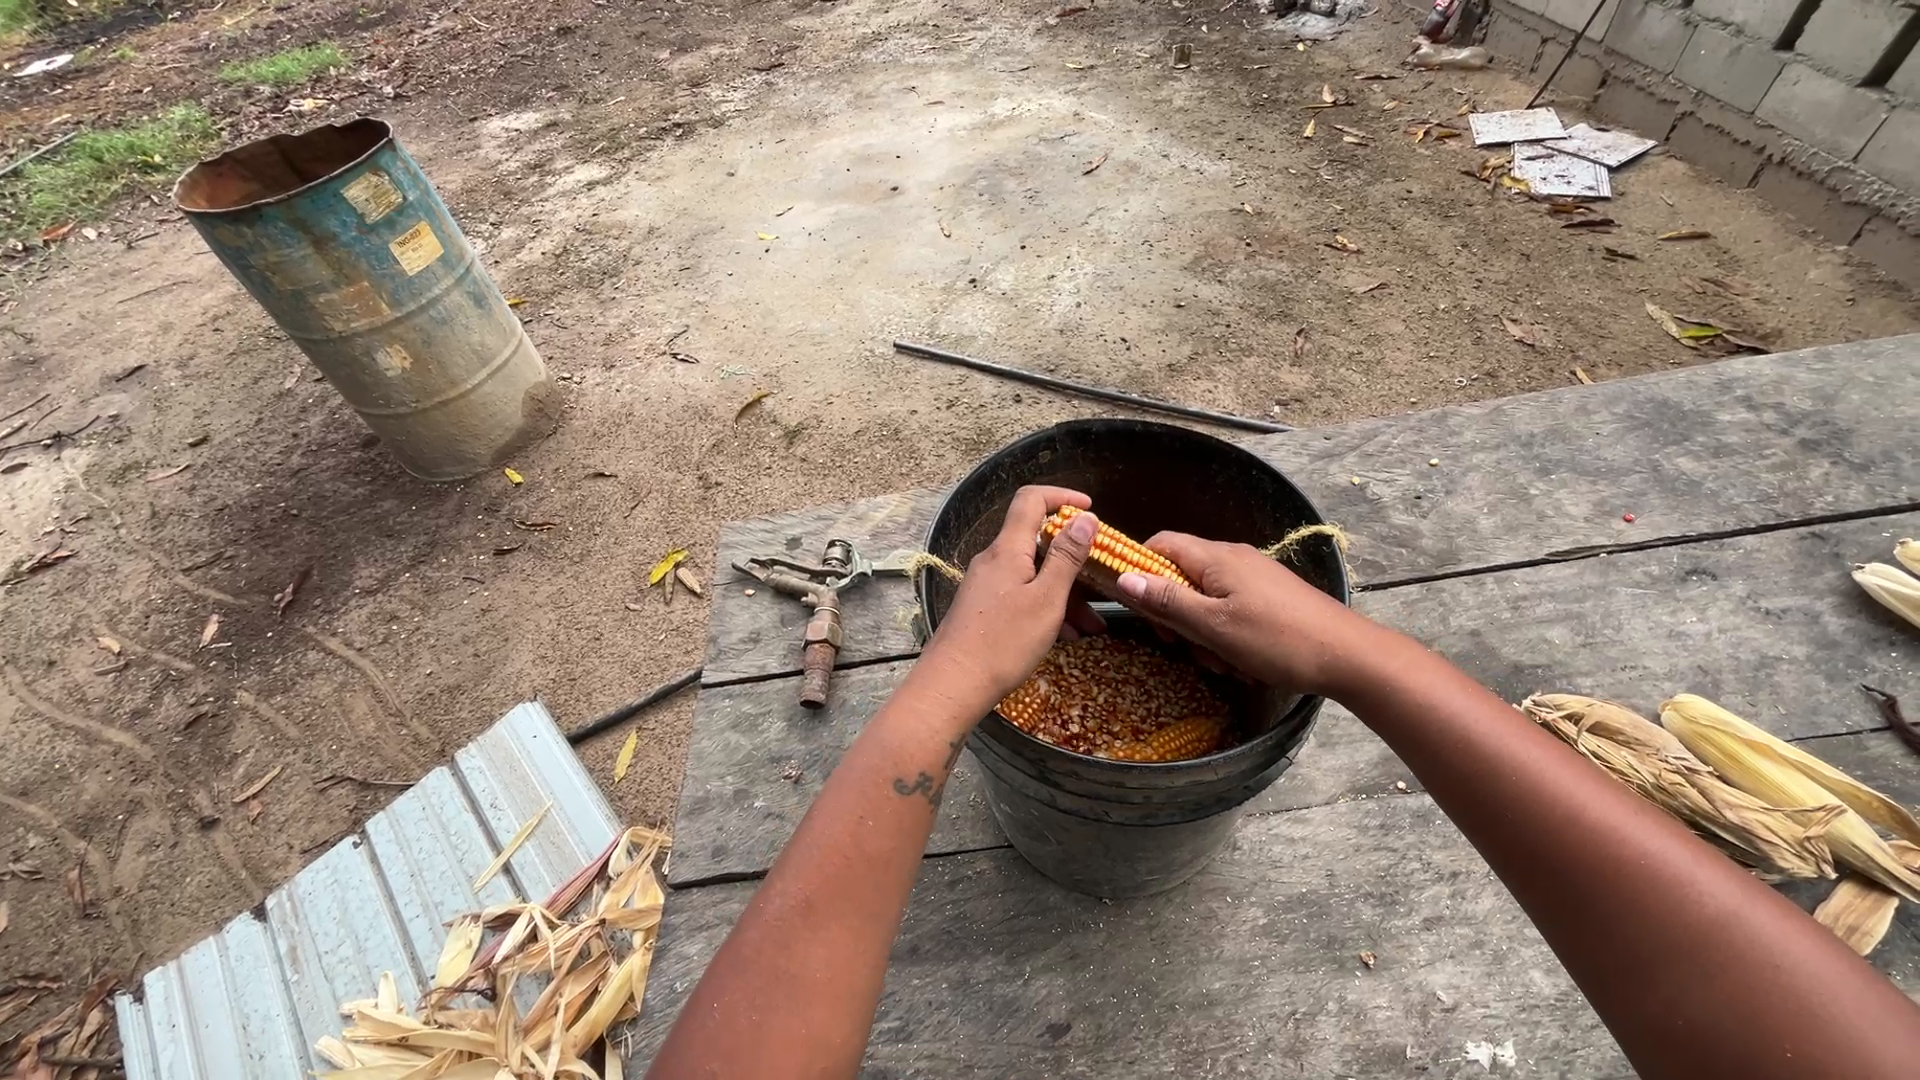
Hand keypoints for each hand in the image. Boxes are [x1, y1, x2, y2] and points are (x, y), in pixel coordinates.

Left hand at [918, 485, 1102, 708]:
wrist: (953, 684)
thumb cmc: (1003, 642)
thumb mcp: (1046, 599)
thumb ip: (1067, 557)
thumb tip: (1084, 518)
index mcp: (1007, 549)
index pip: (1031, 500)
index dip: (1061, 496)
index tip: (1089, 509)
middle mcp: (993, 560)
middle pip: (1037, 543)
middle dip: (1074, 562)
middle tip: (1102, 585)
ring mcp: (986, 585)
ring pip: (1033, 576)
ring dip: (1065, 594)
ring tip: (1092, 628)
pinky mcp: (983, 608)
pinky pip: (1022, 596)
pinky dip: (1046, 608)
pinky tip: (1066, 636)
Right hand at [1113, 533, 1377, 697]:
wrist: (1350, 657)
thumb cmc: (1277, 640)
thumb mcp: (1213, 626)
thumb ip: (1167, 601)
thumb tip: (1123, 578)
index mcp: (1217, 557)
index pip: (1161, 544)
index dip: (1140, 569)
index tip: (1141, 608)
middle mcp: (1234, 559)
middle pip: (1181, 575)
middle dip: (1175, 614)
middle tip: (1181, 646)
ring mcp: (1254, 578)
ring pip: (1206, 599)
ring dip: (1202, 633)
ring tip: (1221, 663)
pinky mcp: (1270, 598)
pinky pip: (1231, 610)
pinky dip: (1226, 635)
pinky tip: (1241, 662)